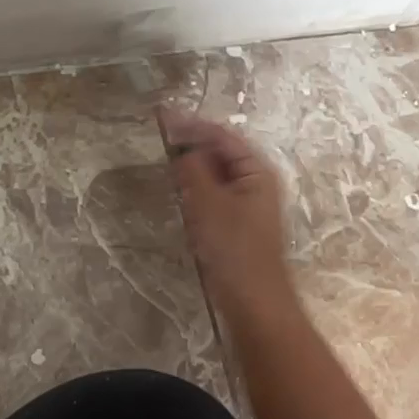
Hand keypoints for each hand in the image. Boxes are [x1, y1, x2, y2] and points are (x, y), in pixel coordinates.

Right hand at [158, 108, 295, 317]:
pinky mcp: (240, 224)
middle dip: (192, 144)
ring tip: (167, 163)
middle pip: (221, 152)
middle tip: (161, 138)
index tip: (161, 116)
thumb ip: (193, 170)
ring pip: (217, 175)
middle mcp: (257, 182)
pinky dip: (197, 190)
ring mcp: (250, 204)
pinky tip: (181, 197)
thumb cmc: (233, 249)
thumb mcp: (207, 203)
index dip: (191, 124)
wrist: (254, 302)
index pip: (221, 135)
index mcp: (257, 170)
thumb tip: (182, 149)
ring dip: (193, 168)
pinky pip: (216, 195)